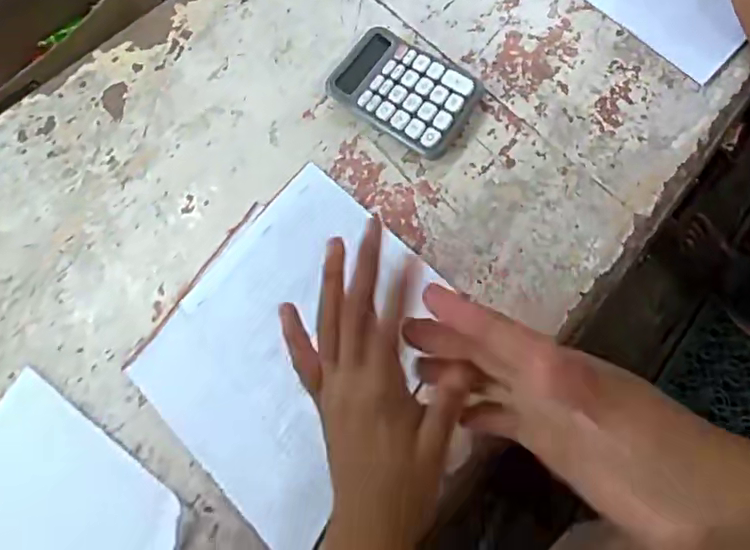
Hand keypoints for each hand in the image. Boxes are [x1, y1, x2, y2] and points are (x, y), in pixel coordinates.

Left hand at [281, 219, 468, 549]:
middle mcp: (349, 379)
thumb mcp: (435, 448)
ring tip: (334, 246)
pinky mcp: (323, 400)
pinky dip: (295, 334)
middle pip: (353, 311)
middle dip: (362, 266)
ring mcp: (332, 387)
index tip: (404, 252)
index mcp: (378, 387)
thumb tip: (464, 362)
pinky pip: (306, 363)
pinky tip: (286, 309)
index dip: (396, 286)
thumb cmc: (406, 487)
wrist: (367, 527)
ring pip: (328, 325)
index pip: (387, 323)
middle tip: (369, 228)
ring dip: (331, 283)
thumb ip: (447, 403)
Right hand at [405, 288, 749, 549]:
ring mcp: (553, 413)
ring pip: (493, 384)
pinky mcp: (556, 444)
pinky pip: (506, 420)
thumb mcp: (621, 419)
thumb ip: (577, 388)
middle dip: (448, 340)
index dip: (465, 317)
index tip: (427, 294)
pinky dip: (478, 413)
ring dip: (457, 373)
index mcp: (560, 368)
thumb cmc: (665, 454)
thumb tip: (535, 359)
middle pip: (490, 354)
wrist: (709, 502)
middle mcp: (550, 382)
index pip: (504, 335)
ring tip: (417, 370)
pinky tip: (457, 416)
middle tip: (402, 330)